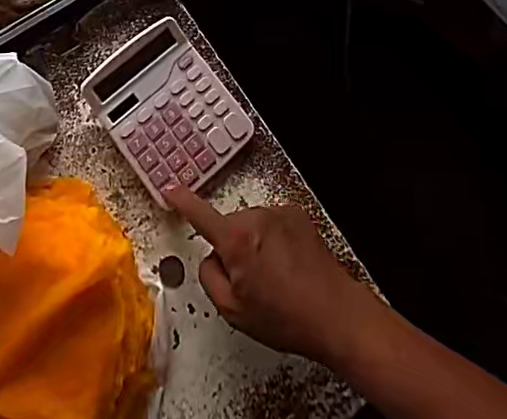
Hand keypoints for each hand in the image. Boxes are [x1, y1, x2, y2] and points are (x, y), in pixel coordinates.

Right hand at [165, 184, 383, 364]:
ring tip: (278, 278)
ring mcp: (279, 214)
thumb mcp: (234, 310)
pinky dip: (276, 240)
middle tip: (254, 283)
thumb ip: (210, 278)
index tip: (171, 189)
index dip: (183, 201)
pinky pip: (273, 224)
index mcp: (236, 241)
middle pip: (230, 228)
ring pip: (253, 226)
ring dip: (257, 245)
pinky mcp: (297, 214)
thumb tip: (211, 260)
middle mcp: (256, 219)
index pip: (200, 215)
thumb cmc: (287, 316)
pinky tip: (290, 266)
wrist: (335, 314)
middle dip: (235, 249)